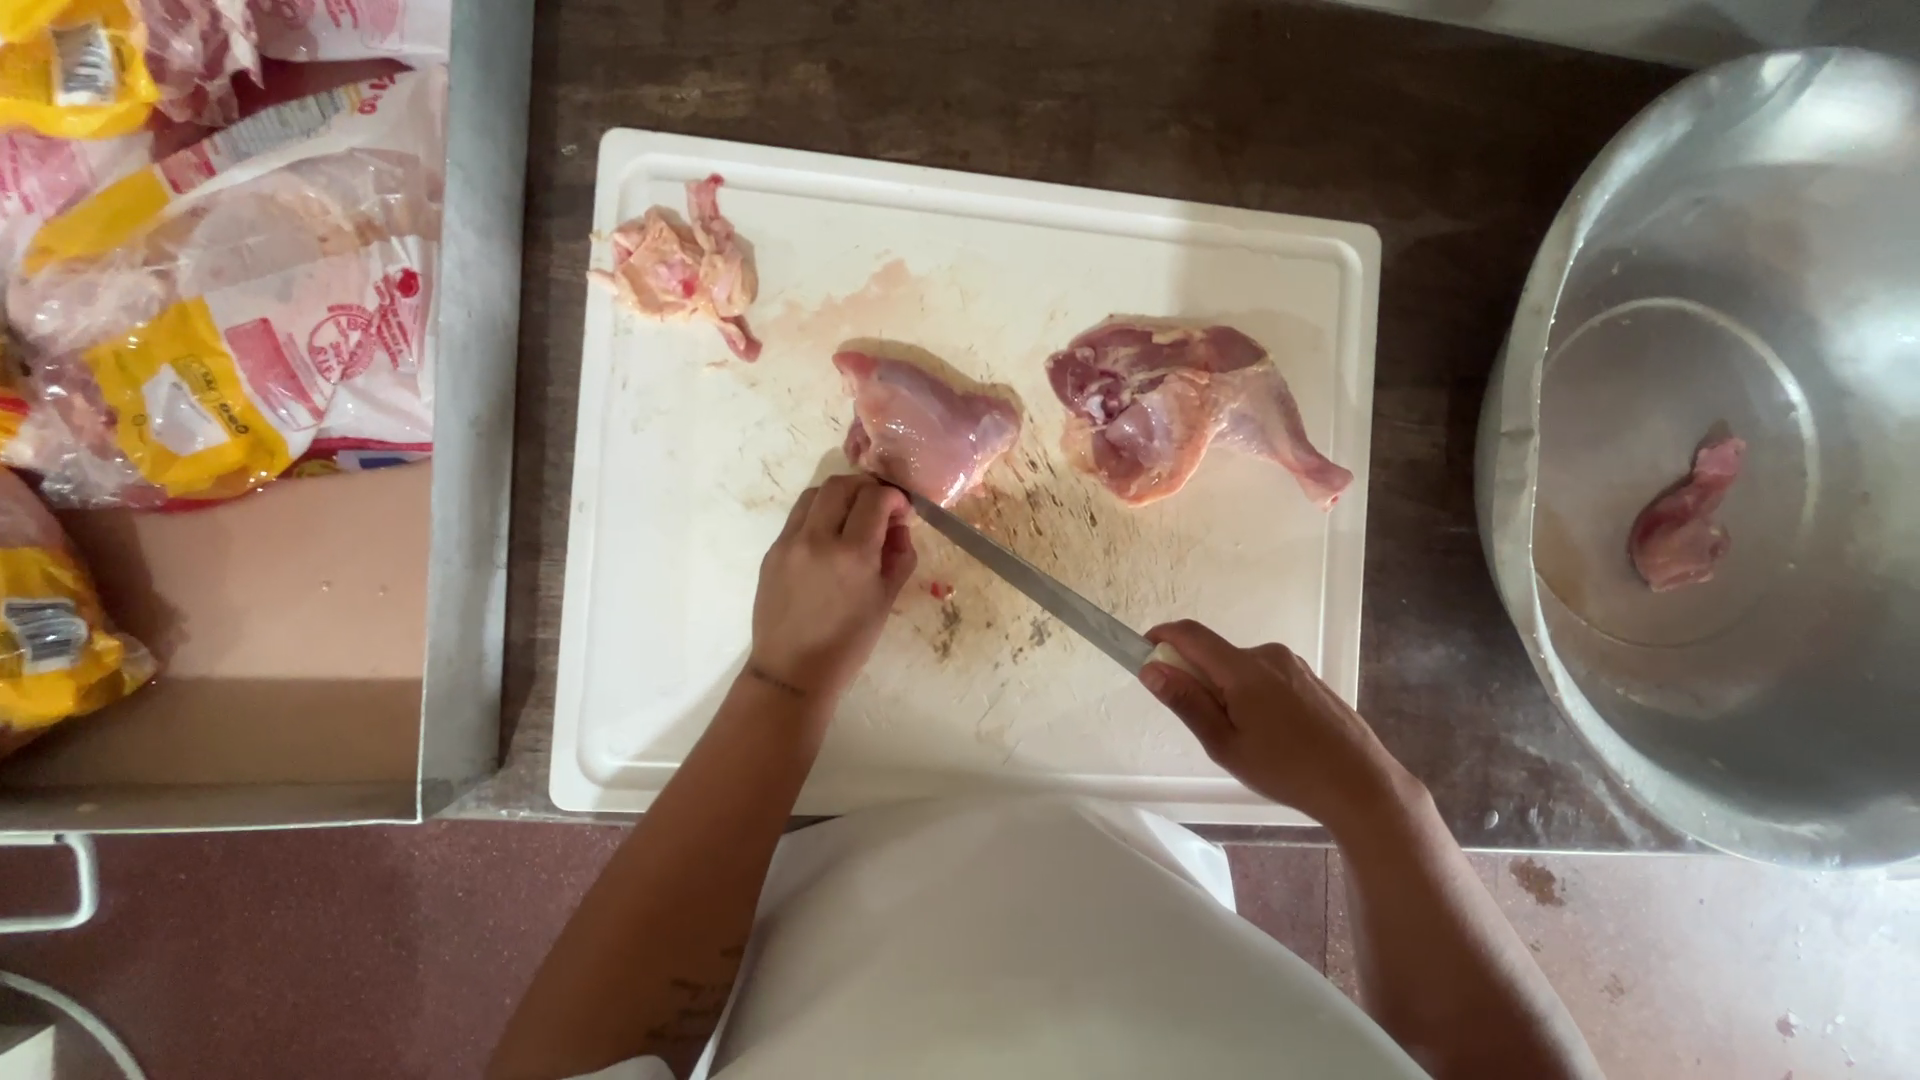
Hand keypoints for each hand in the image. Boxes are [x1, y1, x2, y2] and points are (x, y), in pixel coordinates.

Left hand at [748, 474, 917, 705]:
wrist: (793, 671)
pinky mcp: (772, 552)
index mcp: (852, 554)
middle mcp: (816, 539)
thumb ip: (899, 556)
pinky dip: (819, 515)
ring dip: (839, 496)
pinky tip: (829, 539)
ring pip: (814, 494)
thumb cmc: (848, 643)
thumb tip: (898, 527)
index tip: (902, 510)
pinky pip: (797, 518)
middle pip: (841, 485)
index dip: (894, 497)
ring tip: (853, 518)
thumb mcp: (886, 600)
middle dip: (867, 488)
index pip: (874, 499)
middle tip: (880, 507)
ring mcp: (789, 543)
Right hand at [1140, 620, 1414, 829]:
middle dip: (1196, 676)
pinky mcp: (1310, 678)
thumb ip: (1187, 703)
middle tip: (1204, 724)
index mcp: (1244, 669)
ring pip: (1241, 667)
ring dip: (1226, 689)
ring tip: (1245, 738)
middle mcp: (1268, 655)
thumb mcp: (1225, 745)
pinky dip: (1251, 694)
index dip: (1162, 636)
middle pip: (1215, 653)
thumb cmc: (1287, 770)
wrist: (1363, 785)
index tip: (1144, 653)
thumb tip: (1151, 669)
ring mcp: (1293, 665)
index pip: (1191, 634)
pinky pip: (1265, 676)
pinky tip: (1271, 734)